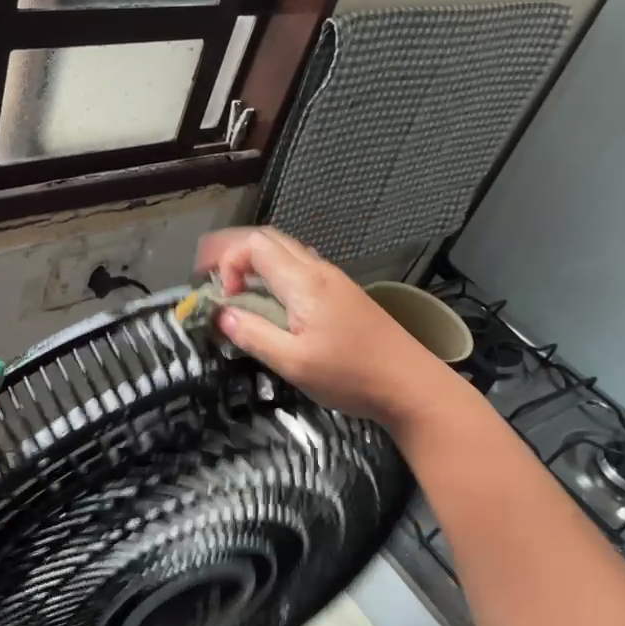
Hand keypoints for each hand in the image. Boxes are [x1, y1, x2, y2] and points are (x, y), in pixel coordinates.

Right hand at [195, 228, 465, 428]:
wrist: (412, 386)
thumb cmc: (350, 375)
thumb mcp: (293, 363)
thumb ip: (253, 334)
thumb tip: (221, 314)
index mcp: (303, 282)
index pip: (254, 245)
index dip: (229, 262)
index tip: (224, 297)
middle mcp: (318, 271)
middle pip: (269, 239)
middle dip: (234, 252)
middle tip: (212, 276)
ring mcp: (333, 280)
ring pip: (285, 252)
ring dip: (254, 262)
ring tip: (234, 288)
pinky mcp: (342, 294)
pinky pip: (299, 267)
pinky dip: (273, 273)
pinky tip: (268, 299)